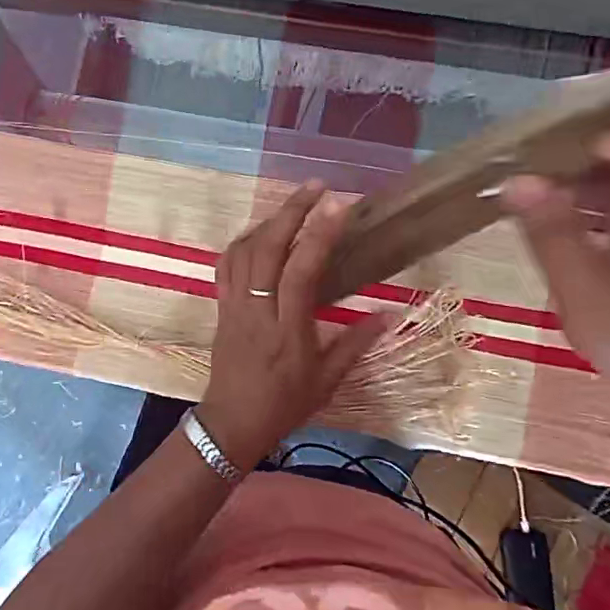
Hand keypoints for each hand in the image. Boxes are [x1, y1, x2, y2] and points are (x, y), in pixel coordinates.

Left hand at [196, 181, 392, 470]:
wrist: (232, 423)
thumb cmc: (283, 405)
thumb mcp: (326, 380)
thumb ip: (355, 344)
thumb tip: (388, 314)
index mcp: (287, 330)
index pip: (300, 272)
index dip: (318, 236)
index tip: (338, 207)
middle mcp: (257, 311)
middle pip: (267, 250)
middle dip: (290, 212)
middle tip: (316, 187)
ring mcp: (233, 307)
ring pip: (243, 252)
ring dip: (267, 221)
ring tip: (292, 204)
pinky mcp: (220, 308)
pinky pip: (226, 266)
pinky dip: (242, 242)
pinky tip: (259, 234)